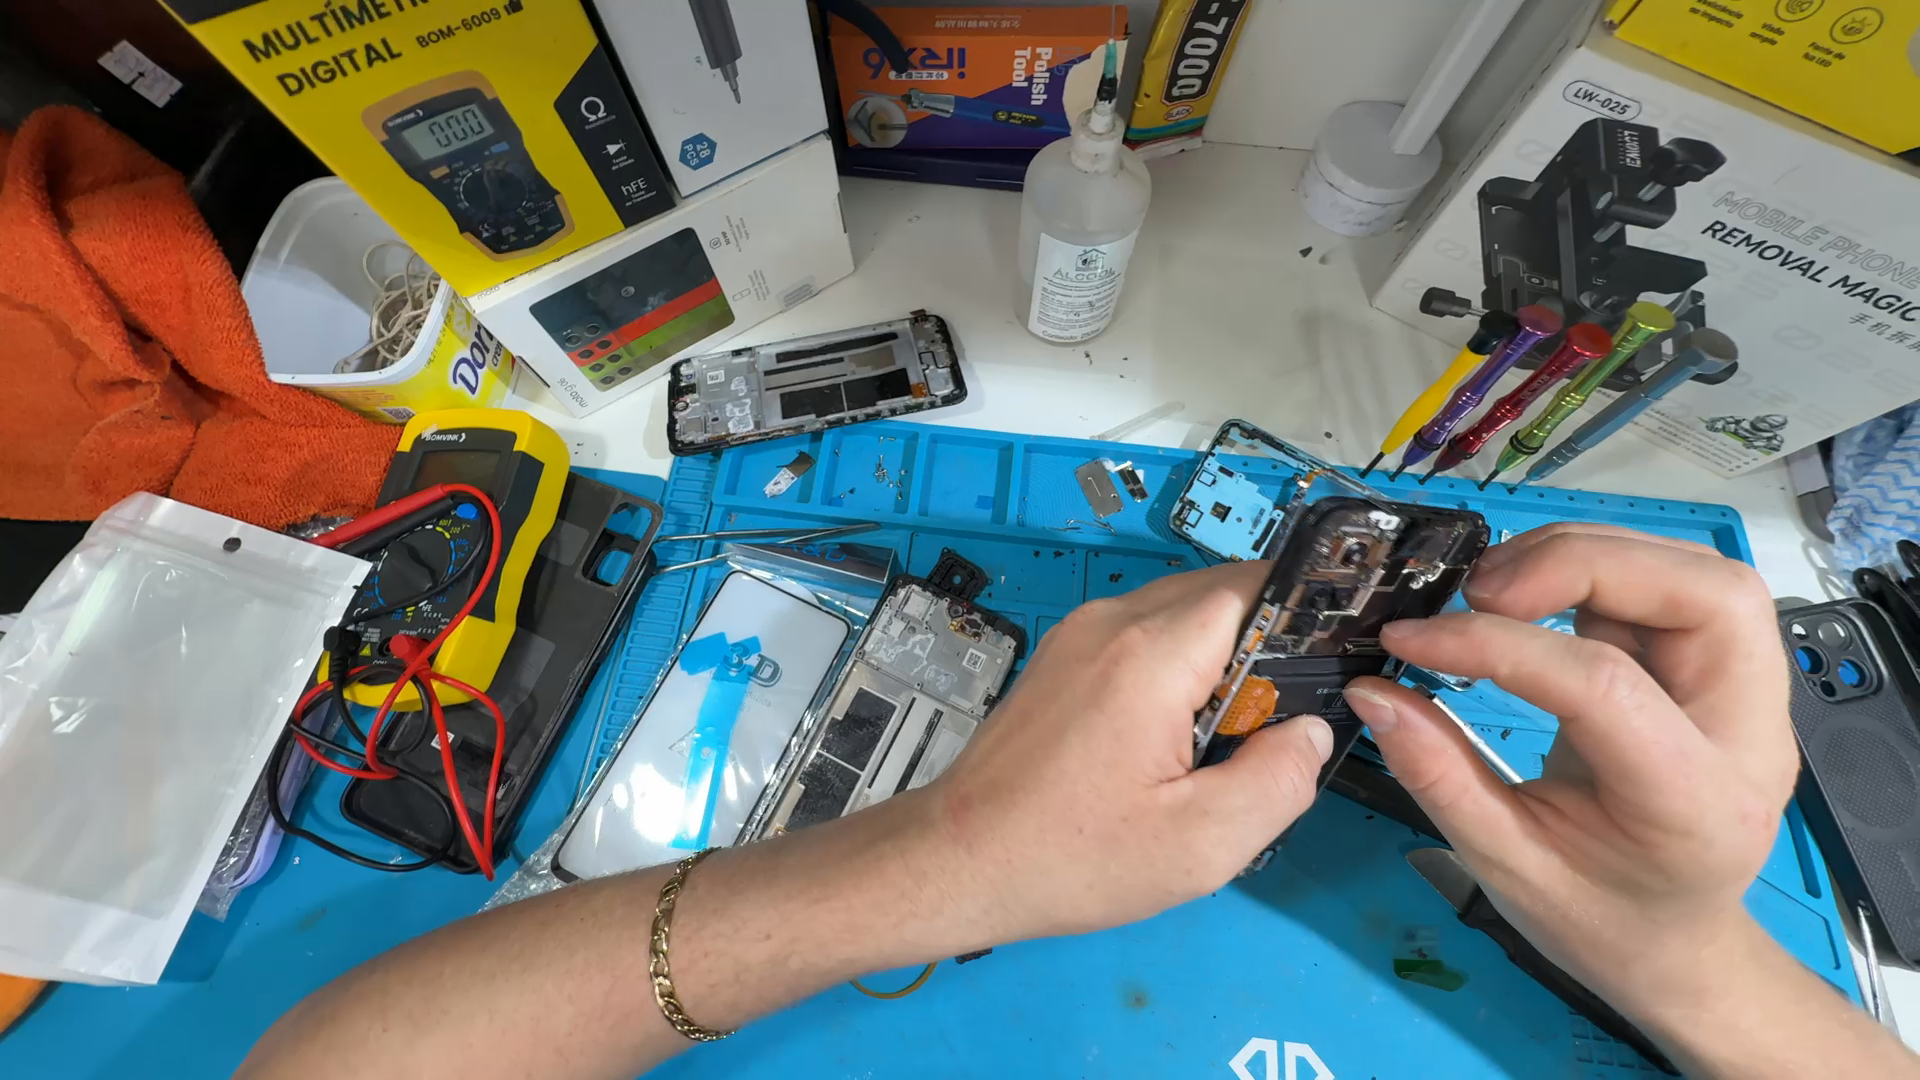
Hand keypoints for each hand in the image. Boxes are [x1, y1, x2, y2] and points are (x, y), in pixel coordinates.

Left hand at [920, 561, 1334, 944]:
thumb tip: (1307, 730)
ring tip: (1234, 723)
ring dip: (1218, 648)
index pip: (1248, 588)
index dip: (1302, 611)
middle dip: (1264, 635)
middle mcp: (1109, 621)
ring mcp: (1077, 631)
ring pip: (1176, 609)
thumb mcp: (1199, 843)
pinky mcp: (1060, 653)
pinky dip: (1175, 657)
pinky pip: (1137, 631)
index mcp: (1148, 654)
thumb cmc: (1074, 855)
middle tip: (1286, 708)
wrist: (961, 854)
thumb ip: (1276, 780)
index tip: (1335, 654)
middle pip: (1213, 593)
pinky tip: (1177, 720)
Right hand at [1342, 524, 1798, 1020]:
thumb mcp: (1498, 861)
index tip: (1405, 639)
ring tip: (1489, 590)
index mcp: (1688, 799)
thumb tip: (1370, 691)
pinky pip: (1662, 581)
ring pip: (1691, 571)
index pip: (1601, 683)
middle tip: (1476, 592)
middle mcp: (1742, 730)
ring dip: (1581, 555)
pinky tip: (1520, 596)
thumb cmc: (1592, 912)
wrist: (1673, 937)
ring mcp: (1737, 692)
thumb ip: (1434, 771)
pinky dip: (1584, 566)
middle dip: (1577, 565)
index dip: (1491, 643)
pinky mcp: (1706, 668)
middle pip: (1702, 594)